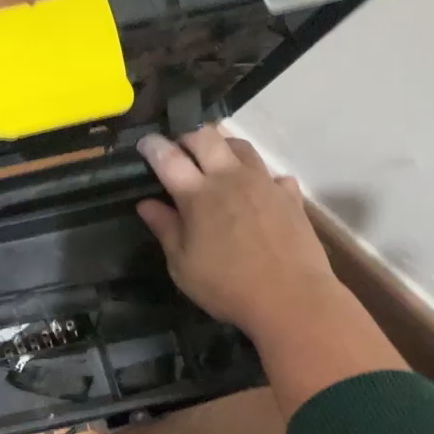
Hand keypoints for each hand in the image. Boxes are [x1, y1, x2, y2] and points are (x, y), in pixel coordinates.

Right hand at [134, 126, 338, 337]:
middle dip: (187, 136)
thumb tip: (146, 204)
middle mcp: (230, 178)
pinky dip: (256, 176)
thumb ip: (165, 228)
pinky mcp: (288, 194)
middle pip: (206, 137)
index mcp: (197, 195)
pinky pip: (270, 173)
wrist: (290, 296)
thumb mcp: (182, 265)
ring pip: (240, 146)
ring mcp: (263, 182)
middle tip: (178, 150)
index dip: (153, 147)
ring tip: (214, 162)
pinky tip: (253, 192)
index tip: (144, 143)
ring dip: (222, 147)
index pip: (169, 158)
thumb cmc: (225, 286)